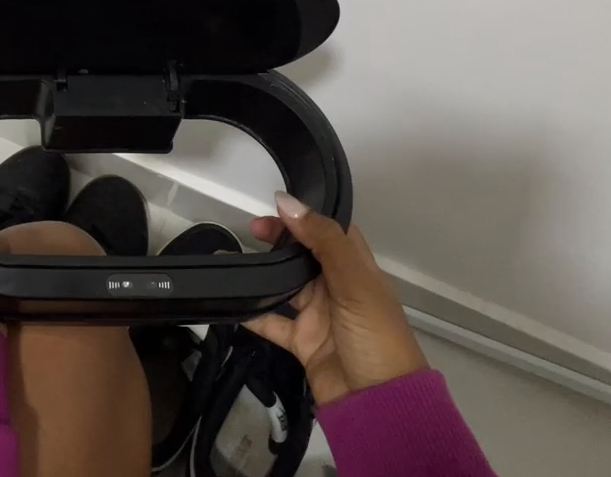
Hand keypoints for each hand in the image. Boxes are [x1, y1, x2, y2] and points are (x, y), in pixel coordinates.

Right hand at [246, 192, 426, 404]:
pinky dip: (252, 312)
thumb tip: (286, 202)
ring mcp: (319, 316)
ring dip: (260, 273)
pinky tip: (231, 300)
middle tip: (250, 229)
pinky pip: (272, 321)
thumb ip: (323, 241)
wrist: (381, 407)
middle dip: (277, 240)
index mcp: (358, 271)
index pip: (331, 233)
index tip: (276, 204)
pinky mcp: (303, 342)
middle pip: (303, 255)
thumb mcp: (355, 283)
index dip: (306, 216)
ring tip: (229, 258)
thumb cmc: (377, 338)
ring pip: (284, 285)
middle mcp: (337, 289)